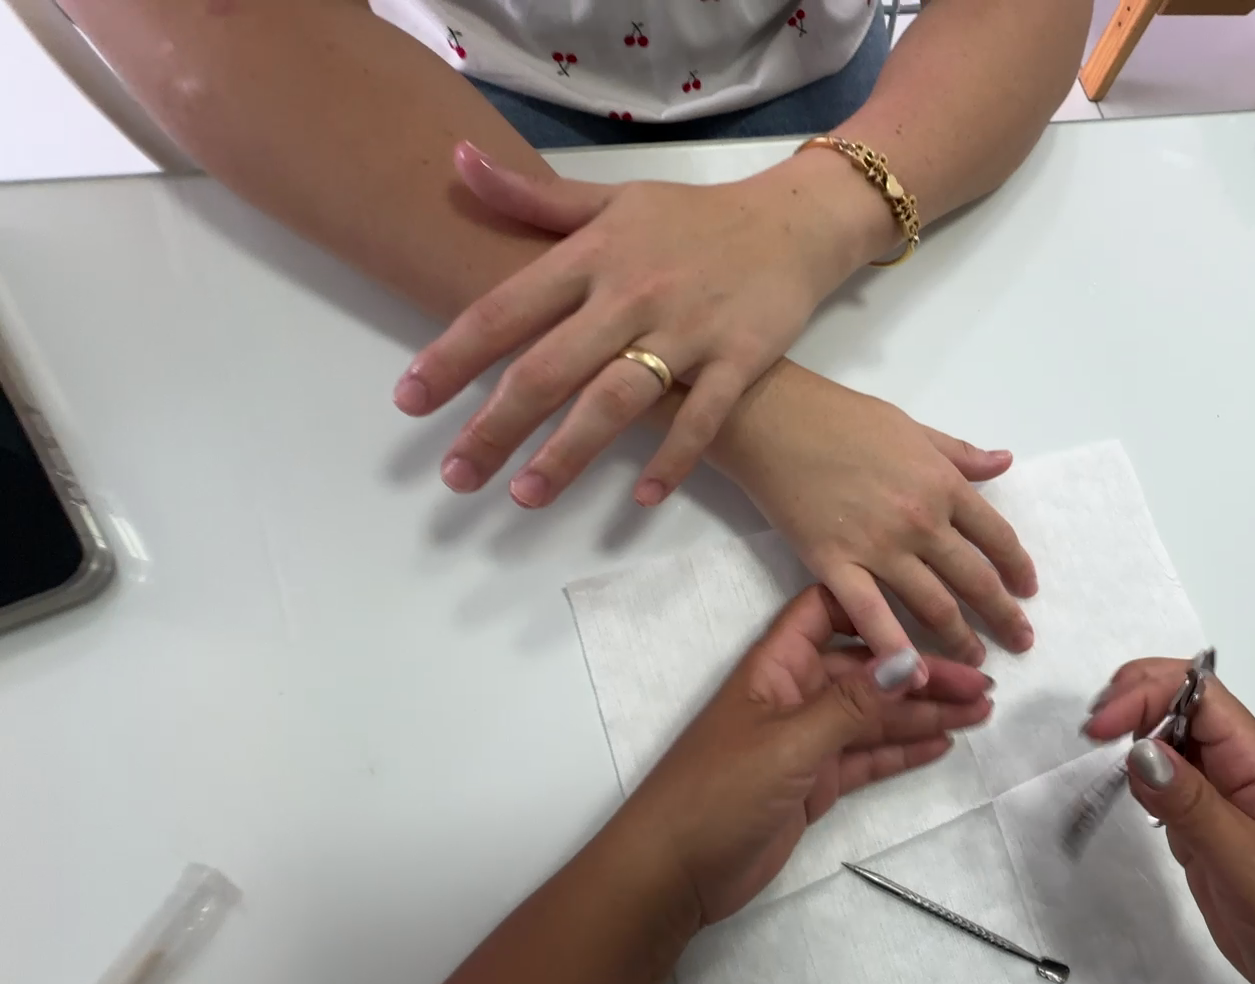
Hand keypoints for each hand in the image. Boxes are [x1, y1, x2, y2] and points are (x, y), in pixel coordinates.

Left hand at [394, 144, 885, 508]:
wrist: (792, 225)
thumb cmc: (698, 218)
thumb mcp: (616, 198)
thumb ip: (537, 197)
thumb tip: (455, 161)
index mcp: (593, 256)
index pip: (505, 310)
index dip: (452, 358)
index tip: (411, 404)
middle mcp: (632, 295)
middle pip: (550, 368)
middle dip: (497, 426)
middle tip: (458, 476)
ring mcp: (689, 331)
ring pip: (618, 400)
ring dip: (571, 452)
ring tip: (529, 497)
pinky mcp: (739, 360)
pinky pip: (703, 418)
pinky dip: (675, 458)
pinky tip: (645, 499)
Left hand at [632, 586, 993, 925]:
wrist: (672, 876)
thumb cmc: (721, 791)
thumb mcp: (790, 742)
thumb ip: (853, 703)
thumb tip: (910, 661)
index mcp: (780, 665)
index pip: (827, 611)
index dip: (873, 606)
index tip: (928, 611)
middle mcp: (799, 693)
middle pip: (869, 671)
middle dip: (923, 676)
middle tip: (982, 686)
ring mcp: (809, 738)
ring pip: (877, 716)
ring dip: (925, 713)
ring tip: (980, 712)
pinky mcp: (817, 780)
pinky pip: (869, 756)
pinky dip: (905, 748)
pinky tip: (943, 742)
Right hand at [711, 363, 1037, 664]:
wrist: (775, 419)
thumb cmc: (844, 418)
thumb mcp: (913, 428)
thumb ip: (960, 453)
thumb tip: (1005, 461)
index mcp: (944, 485)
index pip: (997, 537)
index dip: (1018, 567)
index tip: (1027, 589)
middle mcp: (922, 521)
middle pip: (974, 579)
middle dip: (1004, 615)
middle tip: (1021, 641)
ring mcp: (879, 547)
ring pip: (933, 604)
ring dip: (961, 639)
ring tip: (977, 662)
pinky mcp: (835, 565)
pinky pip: (871, 615)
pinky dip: (895, 648)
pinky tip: (916, 675)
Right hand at [1084, 660, 1254, 983]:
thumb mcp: (1253, 867)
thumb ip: (1193, 807)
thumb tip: (1137, 748)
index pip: (1198, 694)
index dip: (1145, 693)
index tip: (1098, 729)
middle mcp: (1240, 768)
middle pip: (1181, 705)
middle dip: (1132, 702)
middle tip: (1090, 734)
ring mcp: (1223, 799)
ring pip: (1170, 744)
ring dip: (1131, 739)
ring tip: (1096, 759)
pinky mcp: (1208, 831)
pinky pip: (1167, 788)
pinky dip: (1139, 783)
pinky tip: (1127, 798)